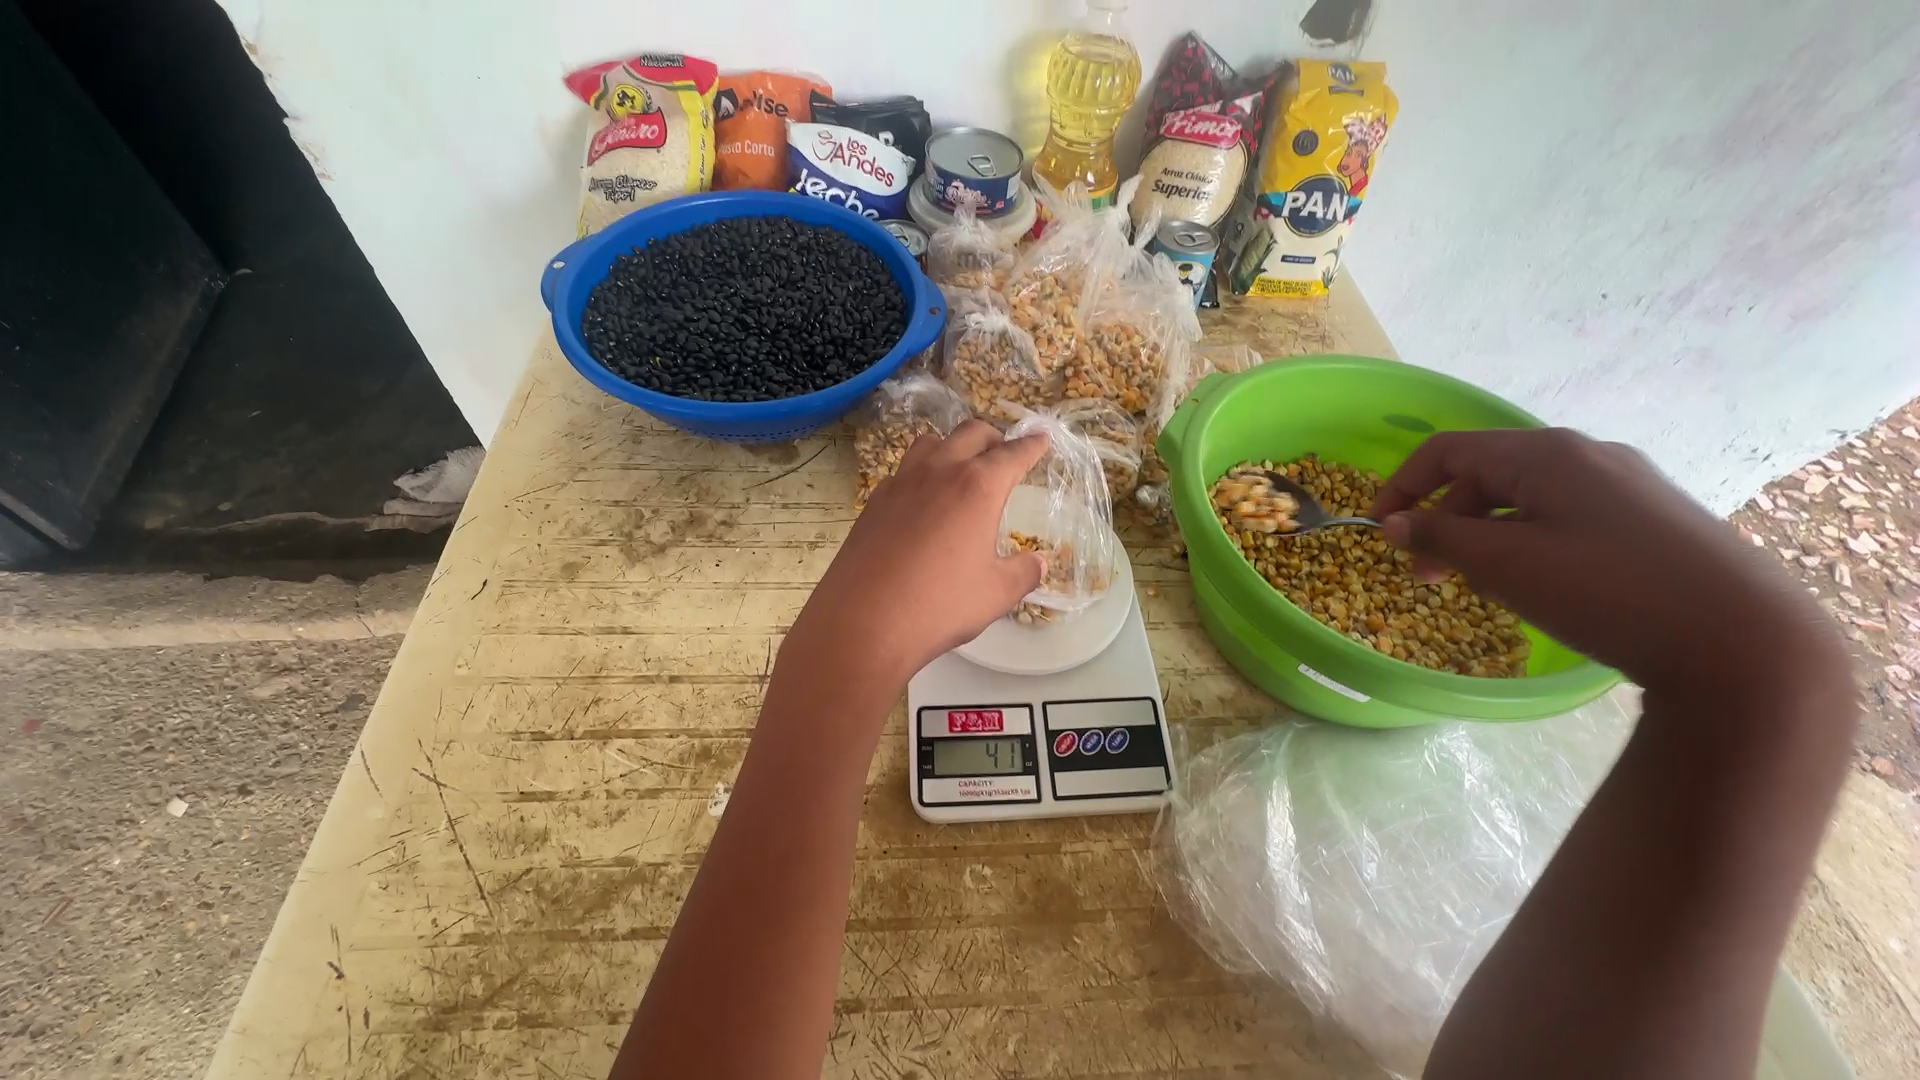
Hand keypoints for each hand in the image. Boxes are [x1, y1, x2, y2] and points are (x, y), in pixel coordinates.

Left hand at [783, 420, 1049, 690]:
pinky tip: (922, 501)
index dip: (1031, 445)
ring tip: (961, 468)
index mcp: (978, 487)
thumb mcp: (995, 594)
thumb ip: (1023, 573)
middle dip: (993, 438)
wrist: (862, 622)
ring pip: (931, 443)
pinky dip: (921, 473)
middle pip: (971, 434)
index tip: (1041, 438)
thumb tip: (1038, 564)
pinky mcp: (874, 502)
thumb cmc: (939, 606)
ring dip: (952, 446)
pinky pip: (903, 472)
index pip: (1012, 454)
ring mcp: (901, 483)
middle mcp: (939, 472)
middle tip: (1004, 453)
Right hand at [1371, 428, 1846, 696]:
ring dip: (1484, 535)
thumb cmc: (1604, 591)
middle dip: (1444, 519)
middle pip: (1487, 474)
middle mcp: (1588, 455)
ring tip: (1478, 584)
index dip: (1402, 486)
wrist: (1744, 642)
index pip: (1448, 451)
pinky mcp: (1654, 521)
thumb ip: (1439, 536)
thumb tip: (1395, 524)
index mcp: (1546, 453)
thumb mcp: (1503, 564)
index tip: (1380, 532)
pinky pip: (1566, 517)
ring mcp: (1628, 486)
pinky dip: (1528, 541)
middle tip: (1428, 575)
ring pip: (1527, 498)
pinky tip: (1537, 584)